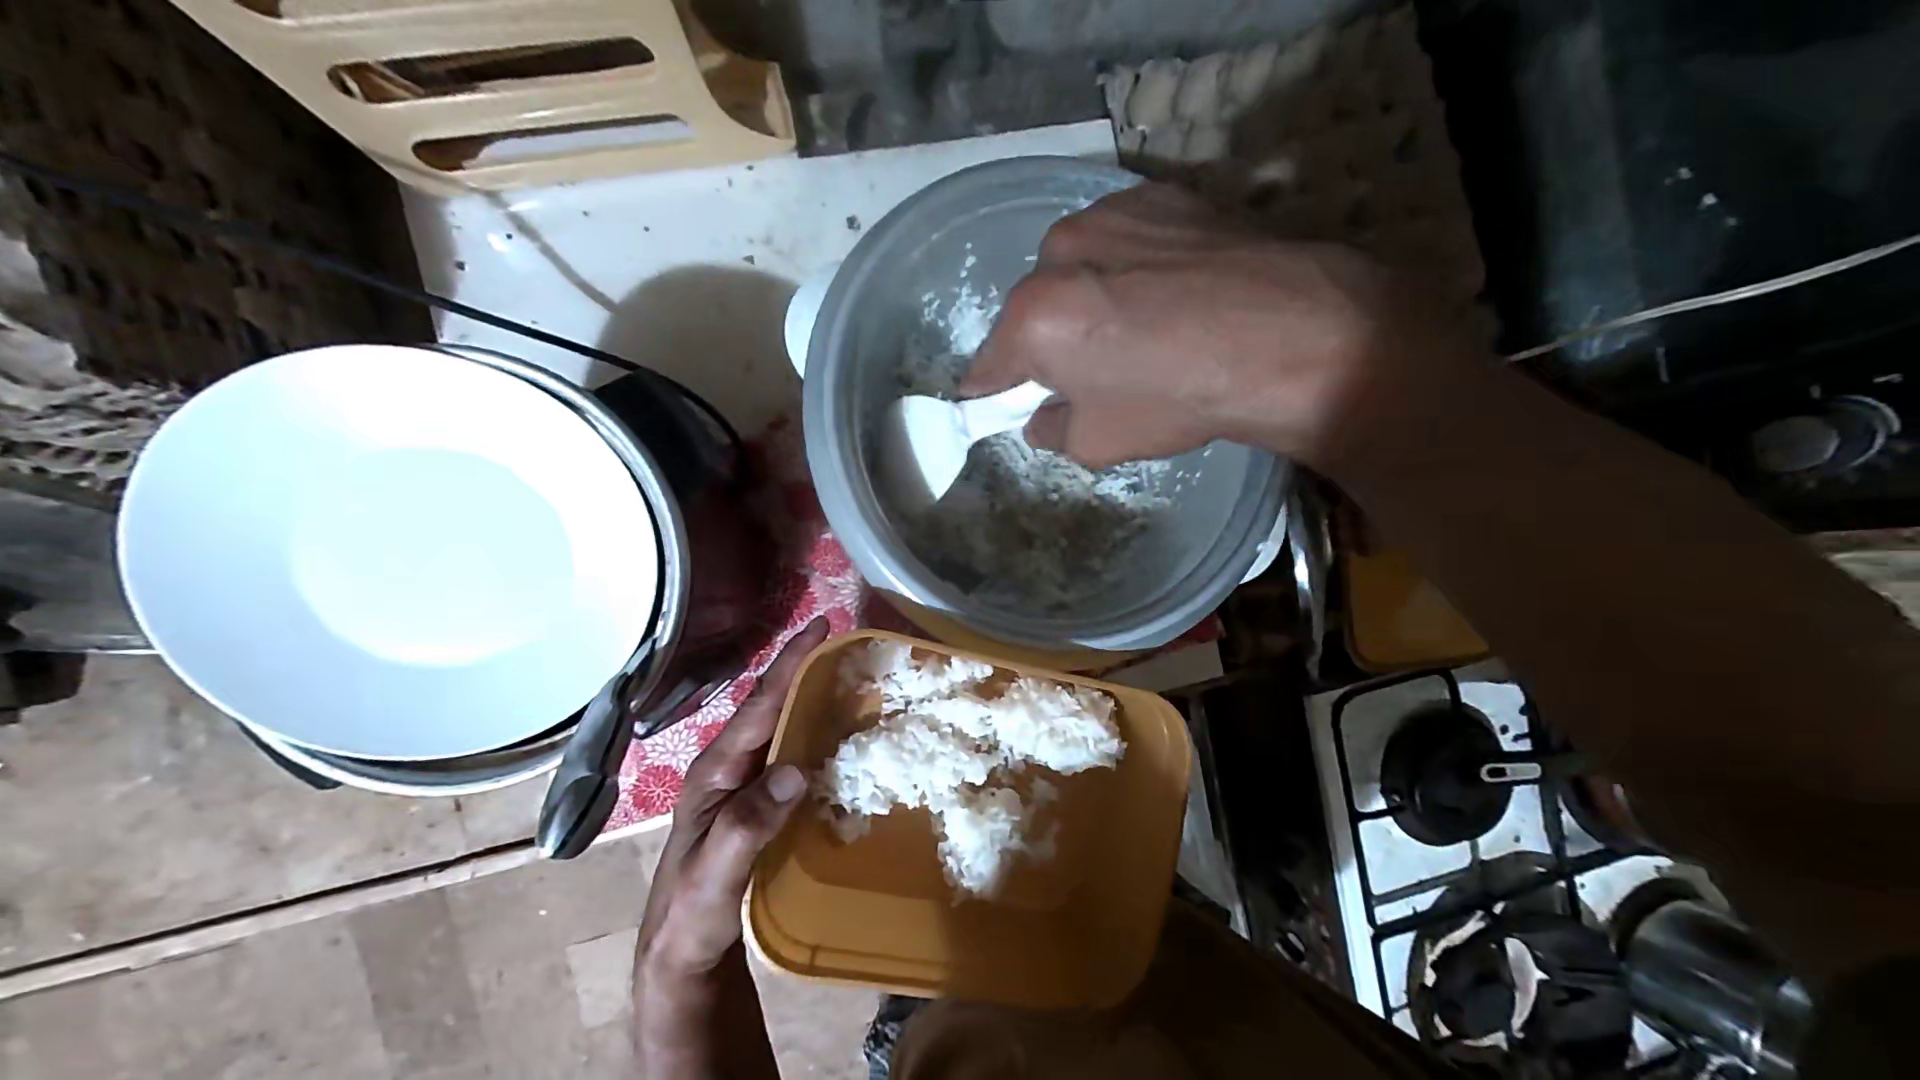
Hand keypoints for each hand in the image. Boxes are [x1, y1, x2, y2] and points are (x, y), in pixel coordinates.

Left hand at [634, 617, 828, 1079]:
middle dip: (807, 670)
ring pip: (785, 727)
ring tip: (858, 677)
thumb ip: (748, 825)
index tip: (821, 627)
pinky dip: (820, 734)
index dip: (791, 664)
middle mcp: (732, 766)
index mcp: (716, 771)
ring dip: (817, 698)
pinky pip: (795, 754)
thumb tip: (797, 769)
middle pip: (773, 706)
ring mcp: (747, 784)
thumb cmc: (691, 916)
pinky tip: (847, 736)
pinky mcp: (762, 802)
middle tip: (852, 645)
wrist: (682, 954)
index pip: (759, 705)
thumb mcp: (714, 877)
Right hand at [960, 182, 1467, 468]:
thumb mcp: (1101, 442)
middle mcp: (1057, 253)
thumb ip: (1053, 429)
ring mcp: (1108, 213)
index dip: (991, 389)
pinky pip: (1120, 241)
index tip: (998, 401)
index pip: (988, 362)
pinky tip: (1169, 290)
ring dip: (1087, 294)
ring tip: (1139, 323)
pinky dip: (1128, 266)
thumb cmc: (1182, 399)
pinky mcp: (1157, 195)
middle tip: (1090, 366)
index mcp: (1033, 317)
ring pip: (1074, 267)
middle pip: (1031, 308)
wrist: (1293, 337)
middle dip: (1048, 338)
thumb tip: (1042, 416)